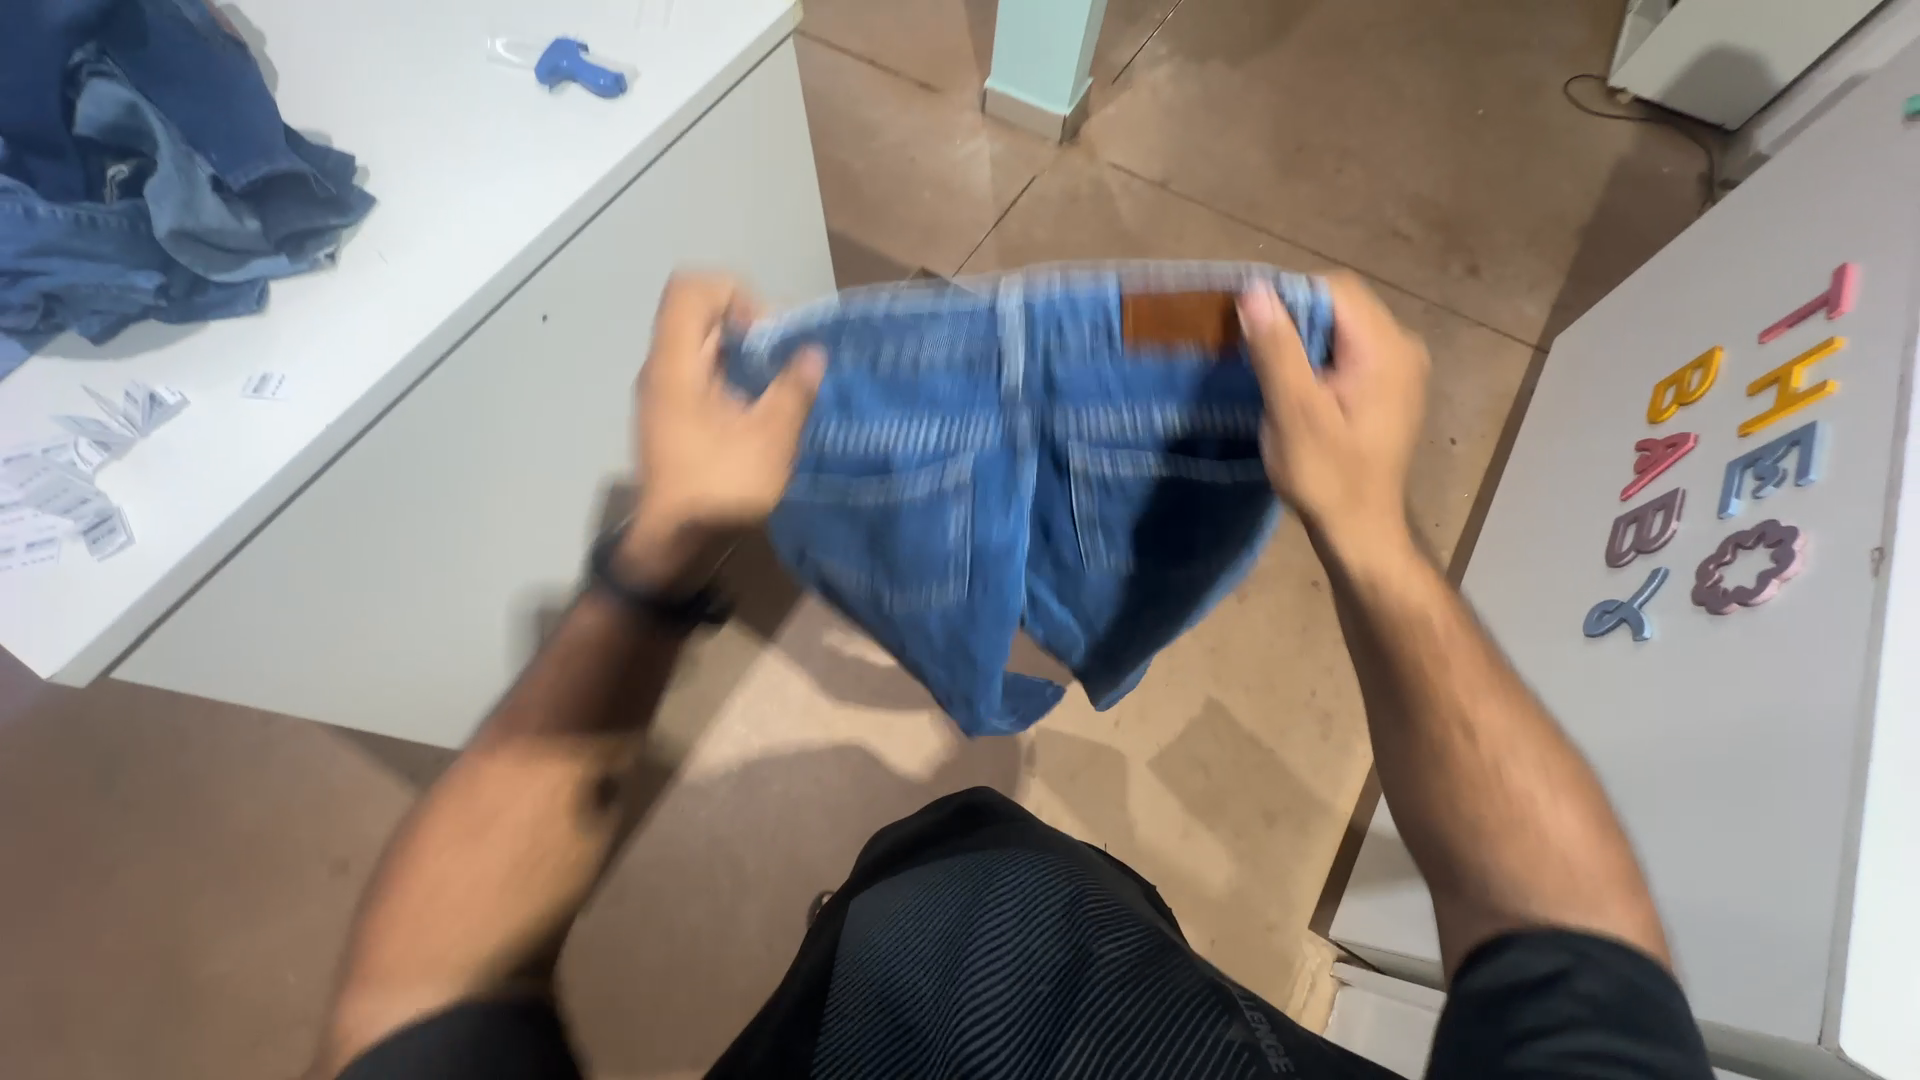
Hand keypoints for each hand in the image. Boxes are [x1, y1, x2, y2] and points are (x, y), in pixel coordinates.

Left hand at [622, 273, 825, 586]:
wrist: (677, 545)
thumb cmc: (721, 488)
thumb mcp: (771, 438)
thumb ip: (794, 388)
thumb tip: (813, 353)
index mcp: (675, 365)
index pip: (691, 289)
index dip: (735, 294)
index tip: (768, 335)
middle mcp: (661, 370)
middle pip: (697, 315)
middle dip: (746, 326)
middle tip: (782, 362)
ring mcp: (663, 395)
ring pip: (701, 347)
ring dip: (742, 356)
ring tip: (777, 388)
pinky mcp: (672, 418)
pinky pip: (700, 376)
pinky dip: (732, 379)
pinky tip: (759, 411)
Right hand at [1239, 273, 1429, 551]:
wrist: (1359, 530)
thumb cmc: (1325, 476)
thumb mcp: (1293, 412)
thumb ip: (1276, 349)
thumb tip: (1255, 291)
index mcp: (1386, 348)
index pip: (1335, 289)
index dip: (1288, 298)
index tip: (1251, 331)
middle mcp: (1404, 347)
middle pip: (1341, 306)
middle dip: (1294, 321)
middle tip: (1256, 358)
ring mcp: (1401, 369)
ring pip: (1343, 329)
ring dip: (1303, 343)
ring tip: (1273, 377)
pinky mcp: (1390, 388)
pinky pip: (1350, 353)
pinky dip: (1319, 360)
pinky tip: (1297, 392)